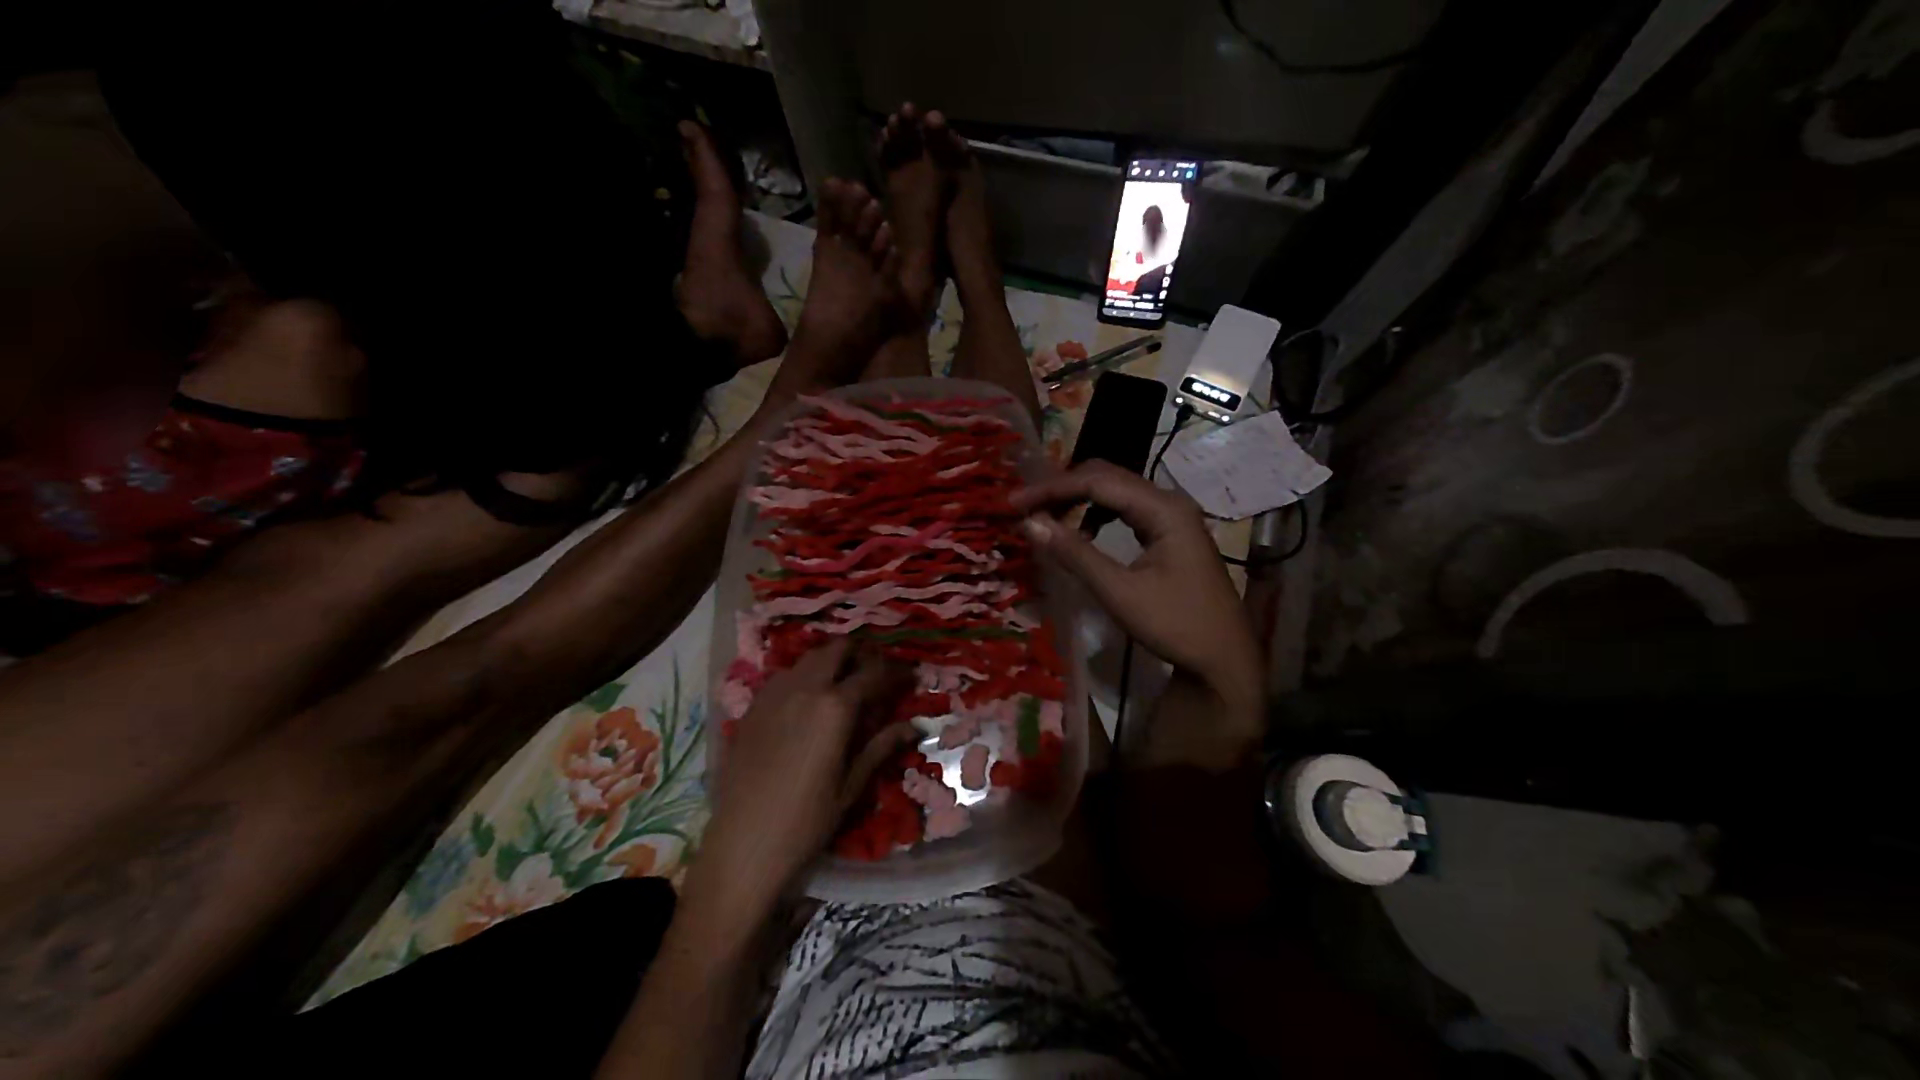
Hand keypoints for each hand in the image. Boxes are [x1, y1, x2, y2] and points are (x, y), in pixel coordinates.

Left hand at [690, 640, 911, 921]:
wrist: (743, 844)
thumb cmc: (806, 821)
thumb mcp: (851, 785)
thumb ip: (881, 746)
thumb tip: (913, 726)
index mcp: (835, 707)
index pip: (874, 672)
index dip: (896, 671)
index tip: (910, 677)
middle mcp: (804, 688)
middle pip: (837, 649)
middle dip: (861, 654)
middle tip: (875, 674)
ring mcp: (773, 694)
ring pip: (808, 658)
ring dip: (830, 661)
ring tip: (843, 683)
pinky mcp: (752, 707)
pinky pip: (783, 676)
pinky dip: (803, 676)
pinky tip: (808, 701)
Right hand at [1013, 461, 1262, 715]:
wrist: (1224, 659)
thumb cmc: (1175, 625)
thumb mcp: (1120, 592)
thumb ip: (1075, 553)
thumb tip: (1030, 523)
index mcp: (1163, 509)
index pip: (1097, 482)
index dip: (1052, 489)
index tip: (1014, 503)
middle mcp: (1169, 502)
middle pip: (1107, 478)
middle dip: (1063, 488)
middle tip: (1024, 507)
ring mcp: (1173, 517)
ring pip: (1116, 493)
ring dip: (1078, 499)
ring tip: (1045, 516)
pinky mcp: (1170, 534)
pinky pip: (1126, 510)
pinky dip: (1097, 514)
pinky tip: (1081, 533)